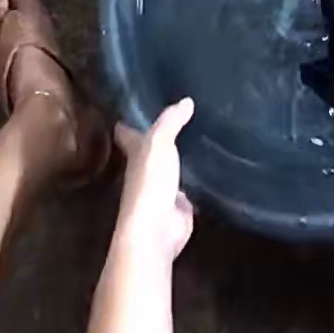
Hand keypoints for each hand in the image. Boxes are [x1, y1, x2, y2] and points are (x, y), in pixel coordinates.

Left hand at [112, 98, 195, 260]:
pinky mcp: (179, 208)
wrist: (155, 232)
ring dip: (177, 160)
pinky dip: (194, 182)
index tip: (127, 113)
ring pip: (169, 170)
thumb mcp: (159, 143)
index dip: (127, 124)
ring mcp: (162, 191)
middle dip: (157, 139)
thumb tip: (187, 100)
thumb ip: (171, 121)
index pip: (127, 134)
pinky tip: (206, 172)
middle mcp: (145, 171)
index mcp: (135, 154)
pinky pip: (188, 190)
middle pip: (149, 152)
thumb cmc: (150, 182)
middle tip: (174, 121)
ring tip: (195, 140)